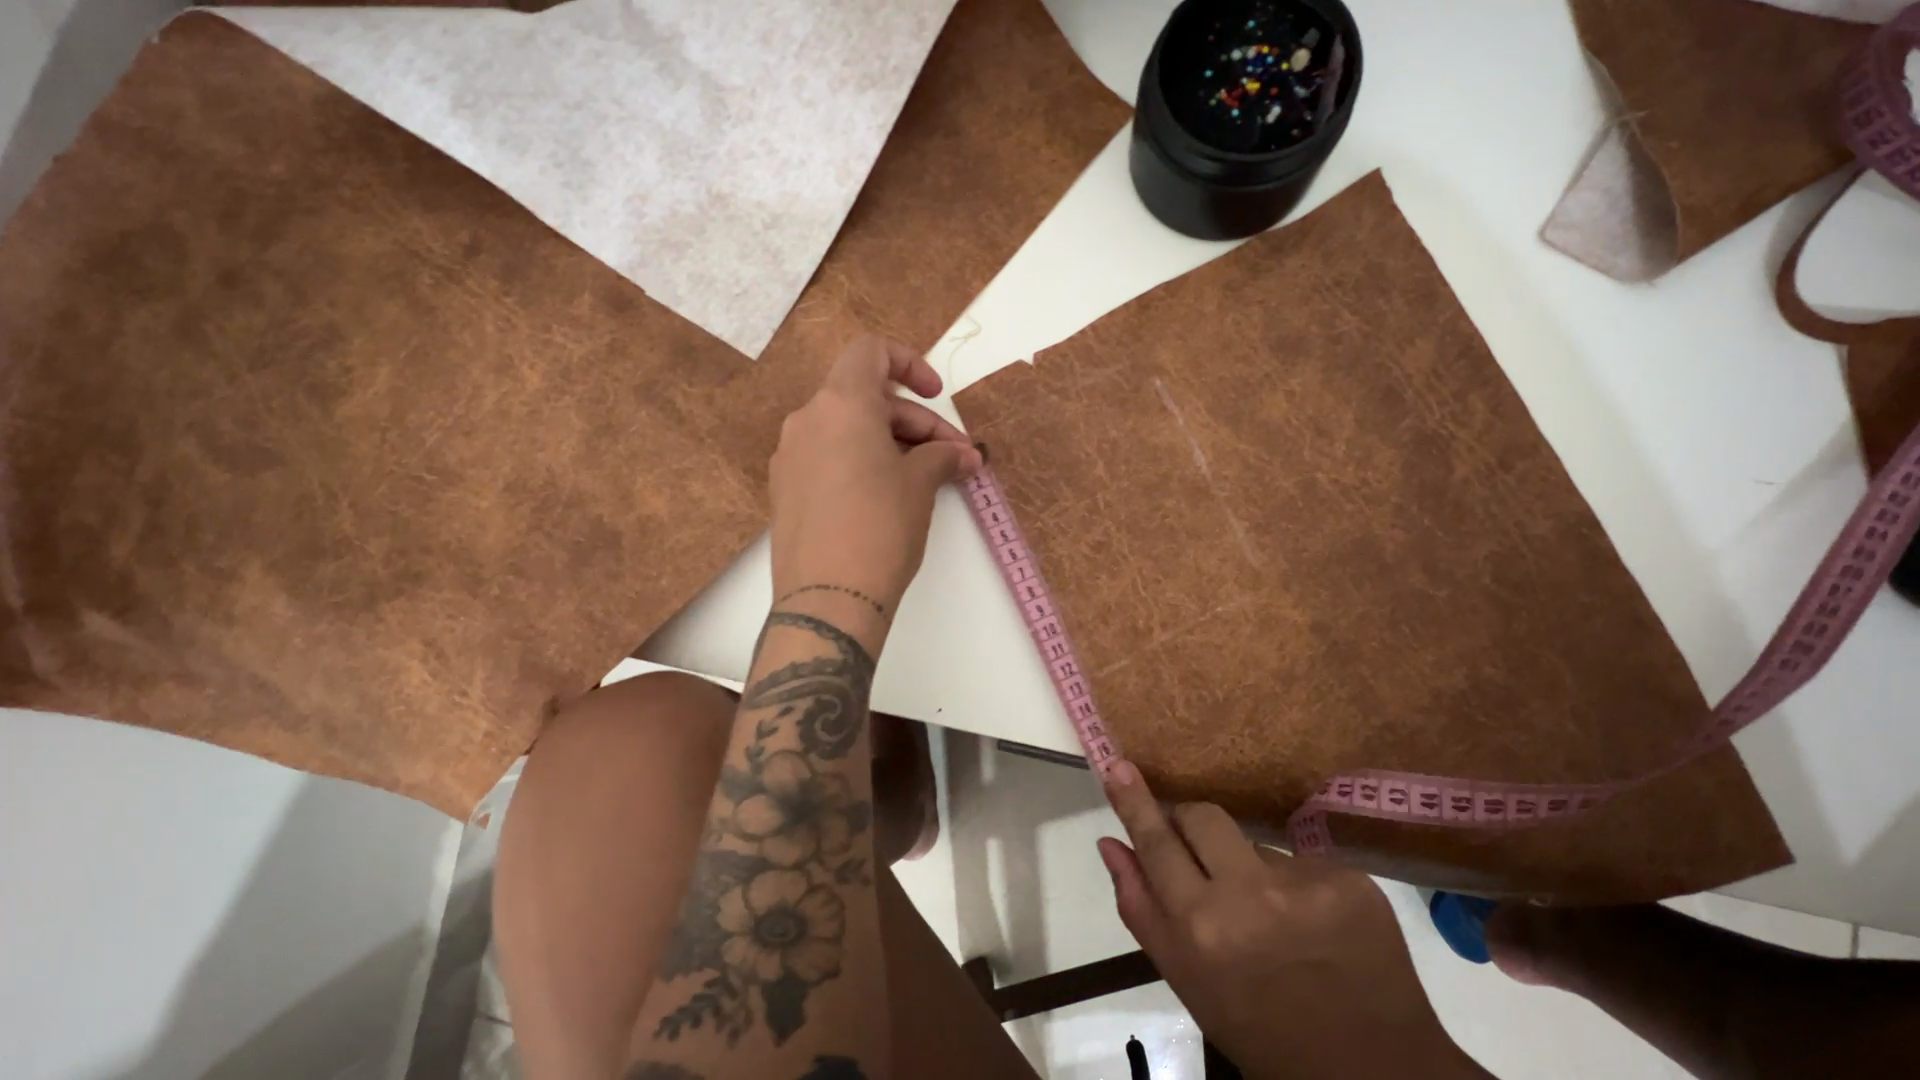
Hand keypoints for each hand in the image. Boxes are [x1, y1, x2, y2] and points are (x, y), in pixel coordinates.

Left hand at [768, 336, 983, 624]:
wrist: (827, 598)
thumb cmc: (880, 527)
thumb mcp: (920, 485)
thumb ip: (942, 457)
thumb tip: (964, 456)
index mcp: (840, 403)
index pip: (871, 352)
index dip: (909, 363)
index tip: (936, 395)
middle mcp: (807, 420)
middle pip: (866, 398)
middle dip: (916, 422)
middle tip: (954, 457)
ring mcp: (789, 457)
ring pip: (847, 430)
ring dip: (891, 444)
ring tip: (929, 481)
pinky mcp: (785, 490)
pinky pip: (828, 458)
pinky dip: (861, 463)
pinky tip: (888, 498)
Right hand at [1098, 762, 1484, 1079]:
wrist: (1368, 1067)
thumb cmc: (1259, 1030)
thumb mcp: (1187, 980)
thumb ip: (1141, 907)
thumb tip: (1111, 843)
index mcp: (1201, 926)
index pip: (1157, 844)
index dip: (1136, 802)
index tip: (1118, 764)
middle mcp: (1251, 893)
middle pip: (1202, 817)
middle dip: (1190, 824)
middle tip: (1195, 853)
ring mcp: (1306, 882)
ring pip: (1253, 843)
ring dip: (1248, 867)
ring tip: (1270, 919)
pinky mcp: (1350, 879)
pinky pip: (1301, 861)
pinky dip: (1296, 885)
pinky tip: (1311, 925)